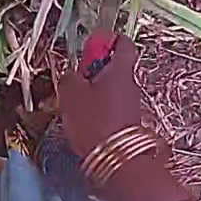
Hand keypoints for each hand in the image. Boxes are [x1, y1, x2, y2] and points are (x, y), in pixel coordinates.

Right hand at [57, 34, 142, 157]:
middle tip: (74, 81)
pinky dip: (97, 110)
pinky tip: (83, 122)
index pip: (122, 43)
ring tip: (74, 106)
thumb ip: (69, 78)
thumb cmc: (93, 120)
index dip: (108, 41)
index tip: (90, 48)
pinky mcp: (126, 122)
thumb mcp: (70, 94)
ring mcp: (130, 104)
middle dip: (93, 72)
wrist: (115, 159)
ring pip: (110, 89)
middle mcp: (130, 84)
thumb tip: (72, 75)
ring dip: (93, 93)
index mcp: (119, 70)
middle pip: (113, 68)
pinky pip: (110, 107)